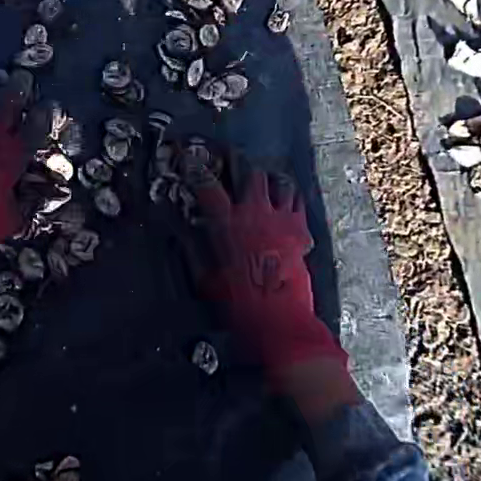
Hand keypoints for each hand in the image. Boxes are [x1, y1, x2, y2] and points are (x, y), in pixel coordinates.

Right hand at [185, 154, 349, 390]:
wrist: (282, 322)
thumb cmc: (238, 302)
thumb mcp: (206, 276)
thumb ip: (193, 249)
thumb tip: (179, 231)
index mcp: (227, 224)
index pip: (208, 185)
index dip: (196, 168)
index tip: (188, 157)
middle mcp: (255, 214)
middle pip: (251, 173)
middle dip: (239, 164)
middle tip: (231, 162)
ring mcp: (282, 220)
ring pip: (280, 182)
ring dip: (269, 179)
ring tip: (261, 182)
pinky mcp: (302, 231)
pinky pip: (297, 203)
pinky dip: (287, 200)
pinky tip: (280, 207)